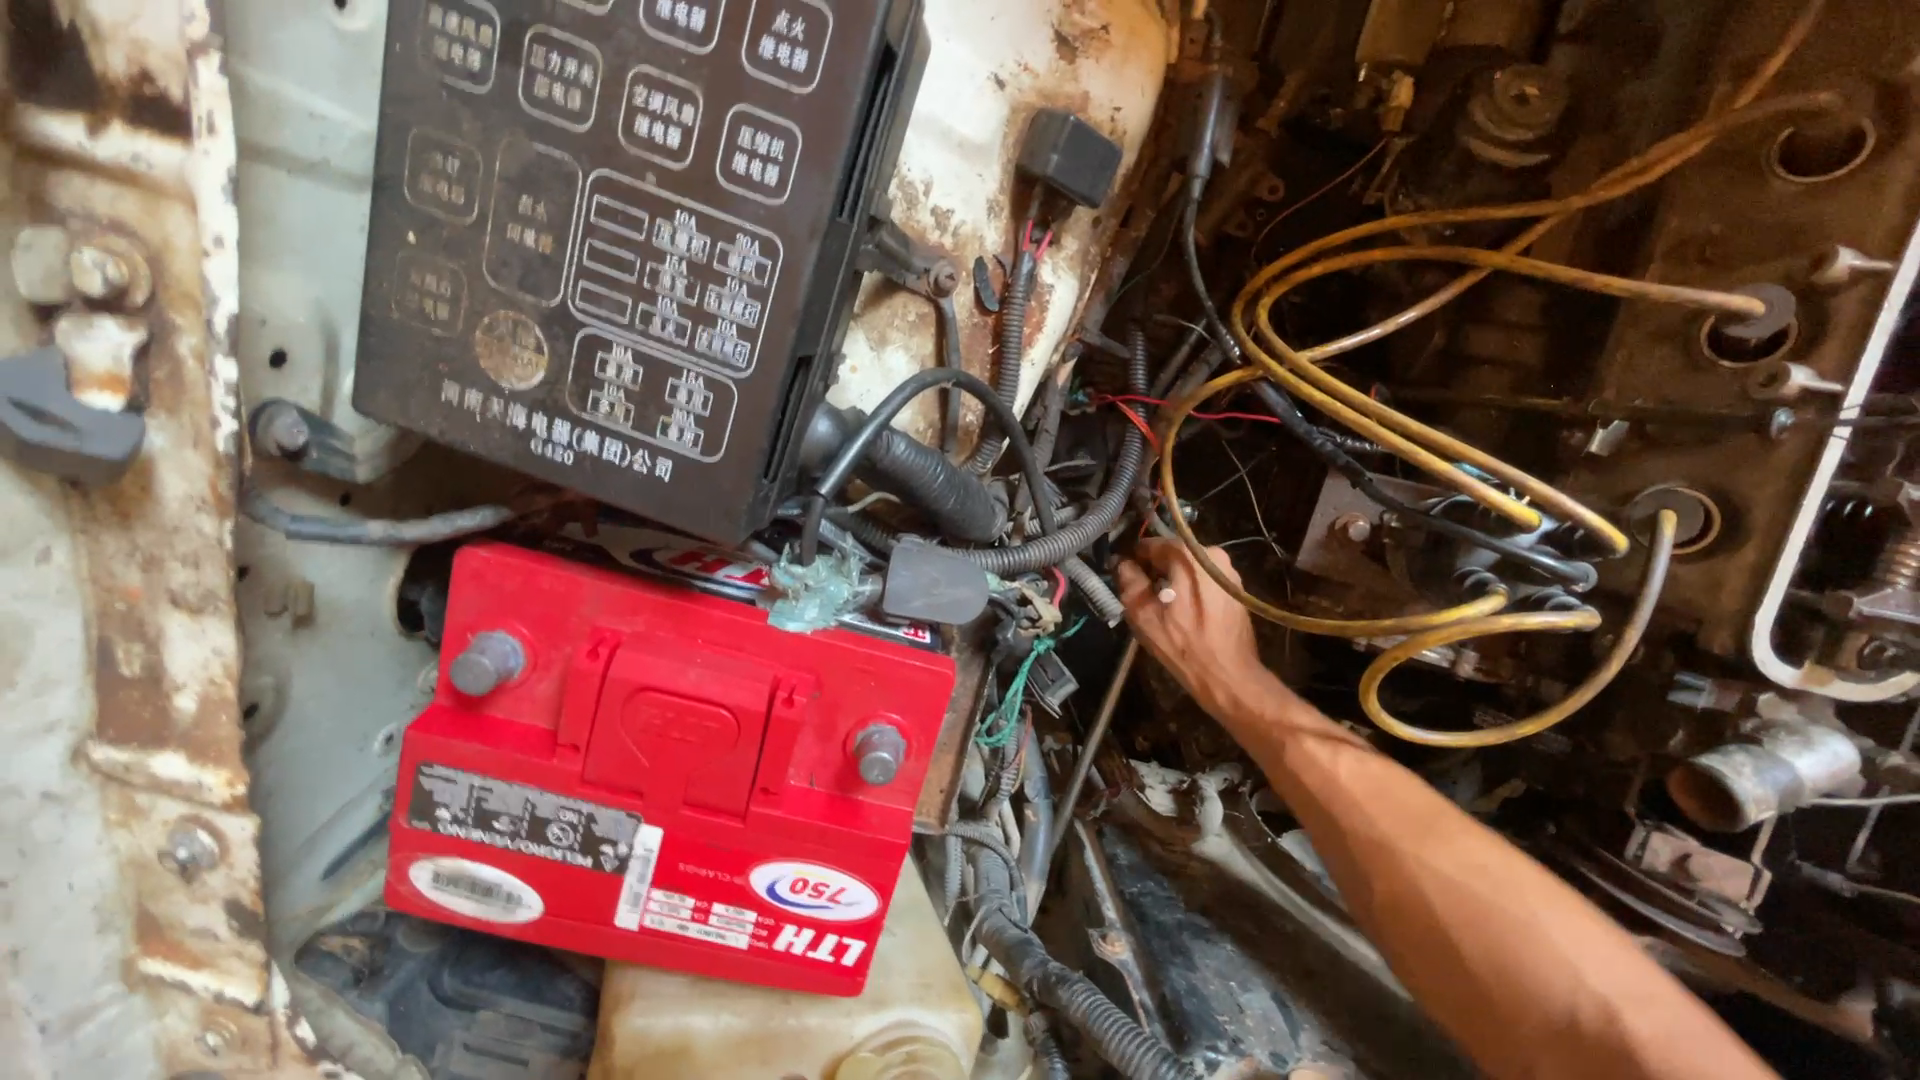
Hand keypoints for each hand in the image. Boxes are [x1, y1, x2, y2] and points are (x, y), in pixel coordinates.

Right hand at [1115, 539, 1289, 723]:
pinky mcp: (1237, 588)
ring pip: (1188, 568)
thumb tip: (1122, 562)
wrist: (1228, 674)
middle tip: (1143, 598)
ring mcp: (1229, 571)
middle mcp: (1213, 554)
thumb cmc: (1183, 644)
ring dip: (1172, 582)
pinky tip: (1184, 614)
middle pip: (1171, 555)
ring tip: (1163, 608)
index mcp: (1188, 555)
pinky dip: (1190, 590)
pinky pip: (1203, 580)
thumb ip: (1129, 580)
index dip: (1134, 560)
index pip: (1150, 545)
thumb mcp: (1143, 613)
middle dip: (1154, 572)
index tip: (1126, 579)